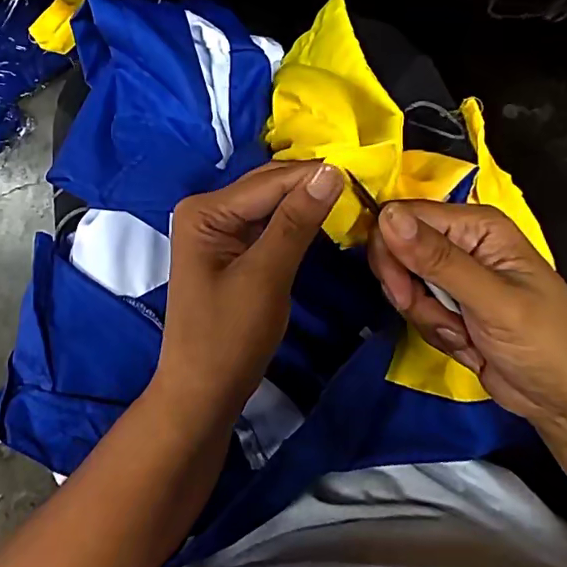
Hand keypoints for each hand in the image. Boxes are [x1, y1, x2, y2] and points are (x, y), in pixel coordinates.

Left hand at [153, 162, 341, 420]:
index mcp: (205, 210)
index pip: (268, 181)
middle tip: (363, 185)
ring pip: (269, 204)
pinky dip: (294, 222)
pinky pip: (266, 224)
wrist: (202, 394)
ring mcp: (217, 230)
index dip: (314, 175)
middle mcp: (207, 209)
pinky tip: (323, 218)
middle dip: (310, 185)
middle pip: (267, 187)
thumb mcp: (266, 277)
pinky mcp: (229, 249)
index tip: (364, 172)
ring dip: (305, 201)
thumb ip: (296, 222)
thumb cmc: (228, 338)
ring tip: (352, 197)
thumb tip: (331, 172)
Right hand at [365, 201, 566, 436]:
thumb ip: (437, 259)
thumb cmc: (551, 345)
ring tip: (466, 337)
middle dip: (409, 290)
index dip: (392, 250)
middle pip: (396, 248)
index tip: (402, 290)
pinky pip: (415, 308)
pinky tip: (469, 346)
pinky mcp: (449, 305)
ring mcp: (454, 275)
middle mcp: (461, 242)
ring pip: (402, 282)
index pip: (403, 217)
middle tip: (441, 321)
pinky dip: (434, 331)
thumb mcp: (494, 301)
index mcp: (476, 225)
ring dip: (425, 317)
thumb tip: (387, 215)